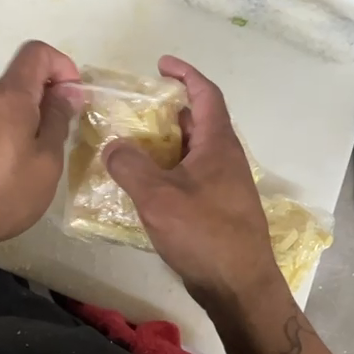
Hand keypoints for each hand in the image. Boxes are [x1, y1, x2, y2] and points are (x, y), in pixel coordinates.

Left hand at [0, 40, 80, 252]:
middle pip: (22, 74)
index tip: (73, 96)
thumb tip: (68, 91)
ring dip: (30, 109)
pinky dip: (10, 121)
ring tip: (41, 147)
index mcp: (9, 94)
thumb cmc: (8, 191)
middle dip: (48, 91)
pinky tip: (15, 156)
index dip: (62, 65)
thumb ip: (58, 118)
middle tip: (63, 127)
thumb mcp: (47, 158)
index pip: (37, 51)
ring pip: (7, 95)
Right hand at [104, 56, 282, 306]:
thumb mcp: (157, 196)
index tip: (161, 64)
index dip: (185, 74)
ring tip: (135, 144)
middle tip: (139, 109)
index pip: (206, 95)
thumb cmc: (204, 234)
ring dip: (168, 142)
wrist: (240, 288)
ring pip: (195, 150)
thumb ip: (130, 165)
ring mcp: (225, 186)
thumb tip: (114, 146)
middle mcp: (226, 159)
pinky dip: (170, 168)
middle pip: (200, 121)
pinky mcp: (219, 210)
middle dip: (171, 109)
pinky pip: (192, 174)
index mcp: (218, 145)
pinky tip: (148, 184)